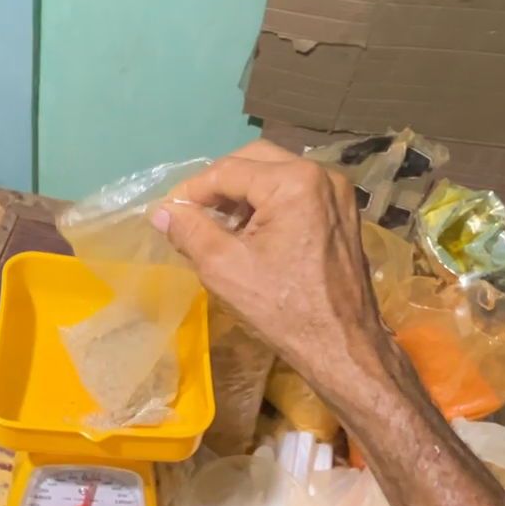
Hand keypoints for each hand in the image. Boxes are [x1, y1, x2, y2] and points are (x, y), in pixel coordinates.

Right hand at [154, 139, 389, 393]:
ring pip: (276, 174)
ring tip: (218, 227)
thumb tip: (162, 211)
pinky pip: (296, 192)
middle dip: (219, 184)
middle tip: (193, 213)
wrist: (340, 345)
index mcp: (293, 182)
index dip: (192, 189)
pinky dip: (268, 204)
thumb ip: (189, 230)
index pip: (228, 170)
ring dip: (243, 194)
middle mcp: (321, 175)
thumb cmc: (282, 308)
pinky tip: (250, 234)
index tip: (169, 212)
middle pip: (255, 160)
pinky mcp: (342, 214)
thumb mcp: (223, 267)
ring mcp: (337, 193)